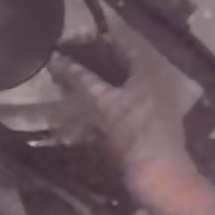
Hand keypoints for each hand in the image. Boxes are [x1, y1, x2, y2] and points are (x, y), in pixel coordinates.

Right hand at [49, 39, 203, 209]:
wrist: (158, 174)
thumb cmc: (133, 133)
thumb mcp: (104, 103)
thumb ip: (82, 79)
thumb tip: (56, 58)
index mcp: (150, 71)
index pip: (125, 44)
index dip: (102, 40)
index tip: (78, 40)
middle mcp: (156, 83)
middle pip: (125, 65)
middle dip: (100, 62)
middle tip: (74, 60)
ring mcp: (155, 105)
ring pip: (125, 85)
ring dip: (103, 82)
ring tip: (77, 83)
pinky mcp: (150, 125)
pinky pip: (126, 104)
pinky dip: (108, 102)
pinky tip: (91, 109)